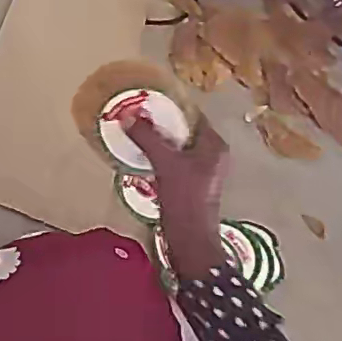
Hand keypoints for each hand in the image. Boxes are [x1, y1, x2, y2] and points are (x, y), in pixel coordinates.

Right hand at [124, 113, 229, 280]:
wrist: (189, 239)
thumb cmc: (184, 198)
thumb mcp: (164, 163)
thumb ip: (146, 137)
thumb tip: (126, 115)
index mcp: (214, 145)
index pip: (193, 115)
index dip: (172, 107)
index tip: (148, 101)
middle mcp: (212, 154)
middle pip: (184, 130)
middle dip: (161, 123)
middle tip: (137, 116)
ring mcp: (202, 170)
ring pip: (177, 146)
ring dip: (158, 140)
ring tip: (135, 132)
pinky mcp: (191, 184)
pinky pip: (174, 161)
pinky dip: (159, 155)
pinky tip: (142, 155)